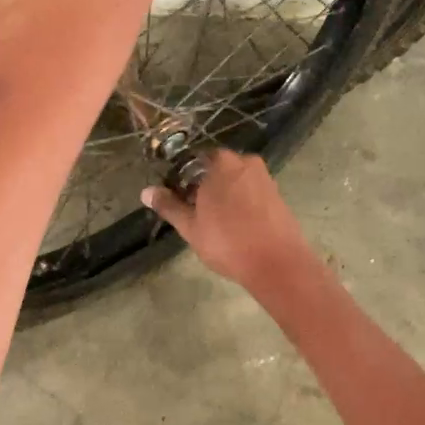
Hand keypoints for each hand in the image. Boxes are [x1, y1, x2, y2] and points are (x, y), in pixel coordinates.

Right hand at [141, 150, 319, 288]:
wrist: (278, 263)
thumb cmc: (228, 241)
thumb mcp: (190, 226)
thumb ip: (169, 205)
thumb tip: (146, 191)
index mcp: (220, 162)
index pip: (192, 160)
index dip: (182, 179)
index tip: (178, 199)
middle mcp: (244, 162)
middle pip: (215, 169)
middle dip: (204, 186)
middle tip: (195, 213)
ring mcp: (264, 177)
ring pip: (235, 181)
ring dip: (223, 195)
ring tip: (215, 223)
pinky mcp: (278, 194)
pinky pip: (251, 192)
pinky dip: (242, 203)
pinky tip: (237, 226)